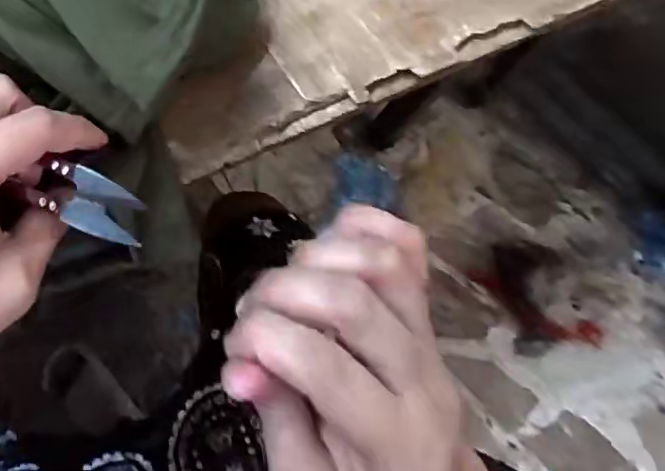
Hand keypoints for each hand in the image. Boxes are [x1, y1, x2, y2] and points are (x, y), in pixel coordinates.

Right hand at [222, 206, 483, 470]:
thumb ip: (275, 414)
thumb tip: (238, 367)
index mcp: (396, 438)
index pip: (322, 363)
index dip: (259, 340)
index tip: (234, 351)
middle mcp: (423, 378)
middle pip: (348, 299)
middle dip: (277, 291)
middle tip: (250, 312)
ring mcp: (430, 338)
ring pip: (381, 261)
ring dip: (314, 256)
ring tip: (287, 285)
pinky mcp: (425, 310)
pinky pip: (407, 246)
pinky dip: (362, 225)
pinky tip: (327, 240)